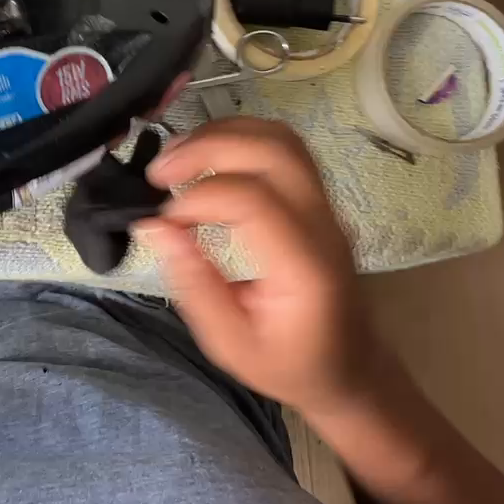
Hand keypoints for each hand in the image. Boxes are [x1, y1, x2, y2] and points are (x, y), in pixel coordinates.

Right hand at [138, 117, 385, 416]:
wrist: (349, 368)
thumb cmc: (289, 364)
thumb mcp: (230, 344)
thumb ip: (194, 285)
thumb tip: (154, 226)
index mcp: (304, 268)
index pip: (254, 200)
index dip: (200, 198)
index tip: (167, 220)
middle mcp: (323, 224)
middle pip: (272, 151)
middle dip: (207, 147)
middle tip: (160, 171)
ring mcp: (327, 205)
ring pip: (279, 137)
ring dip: (221, 135)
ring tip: (176, 158)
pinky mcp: (319, 197)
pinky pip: (282, 146)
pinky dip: (237, 138)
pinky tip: (204, 158)